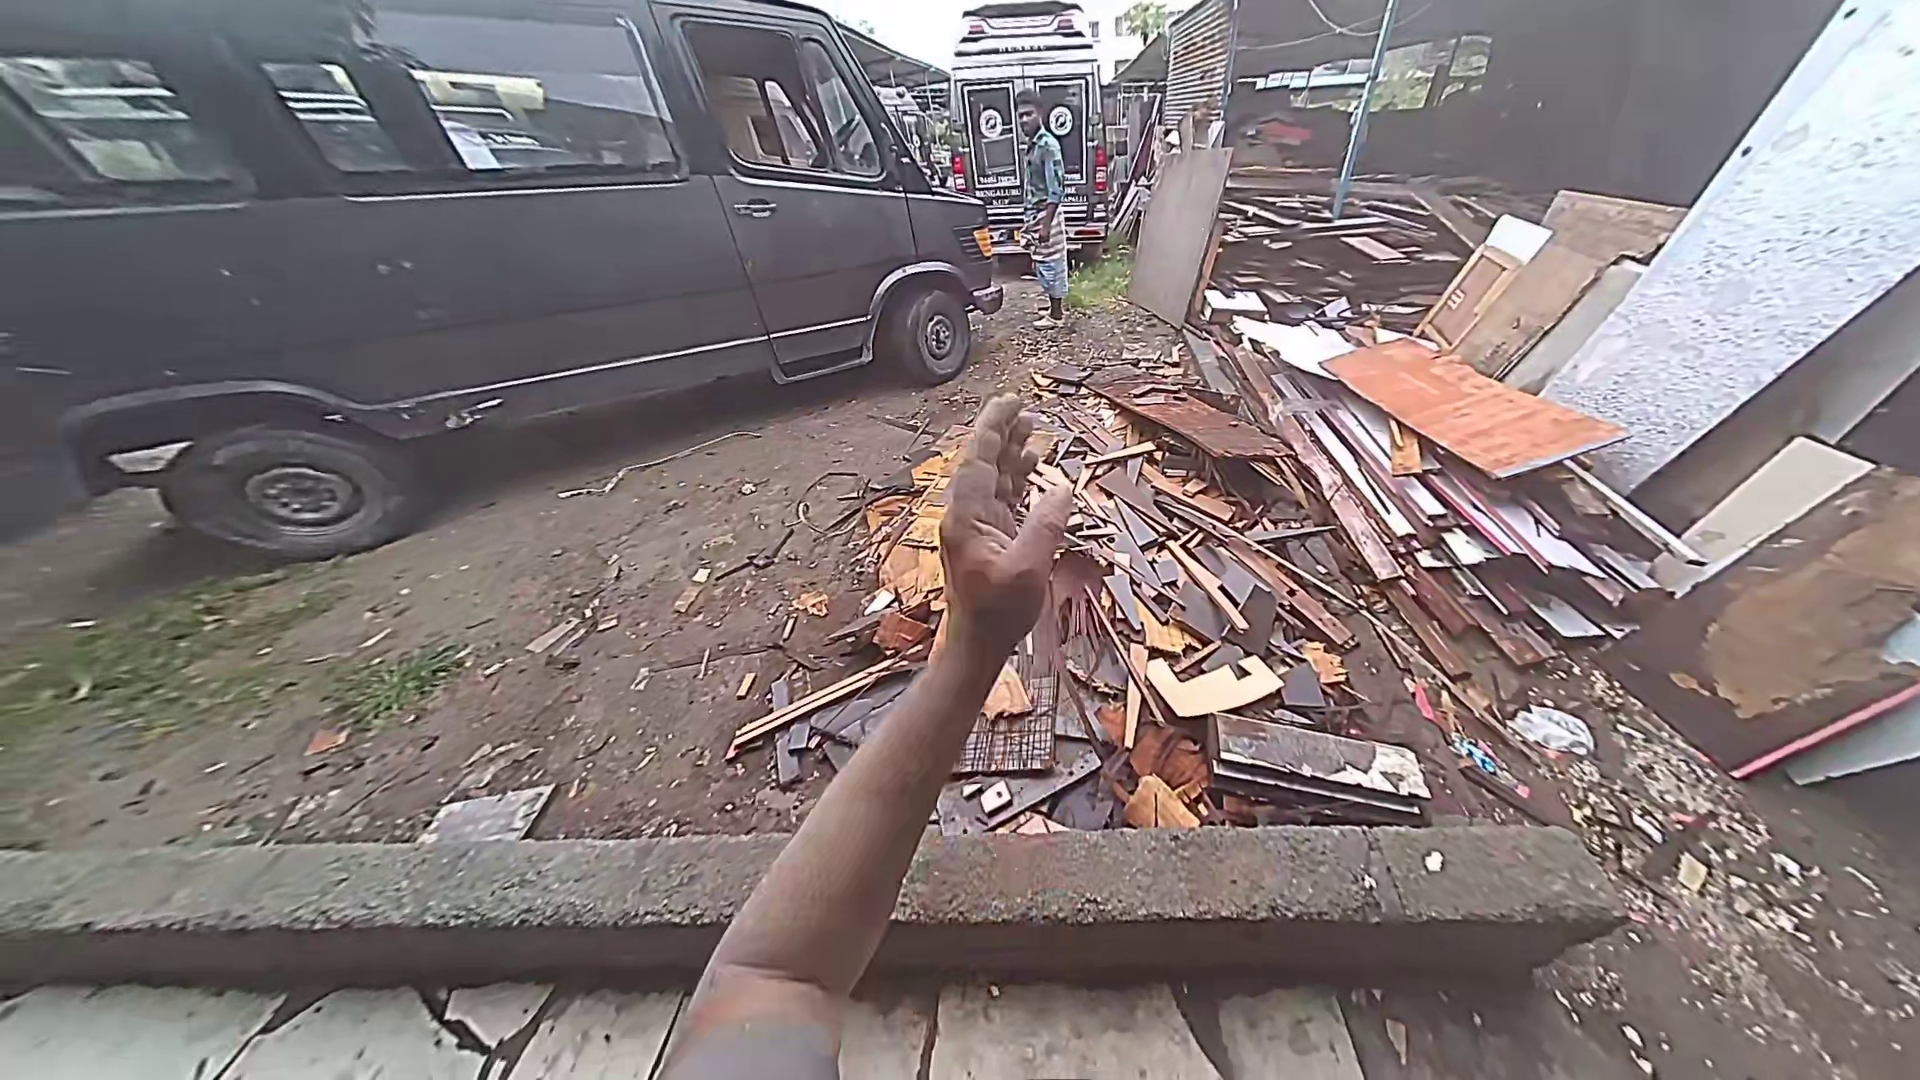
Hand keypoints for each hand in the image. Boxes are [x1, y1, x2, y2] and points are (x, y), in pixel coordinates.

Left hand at [939, 396, 1070, 660]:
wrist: (977, 643)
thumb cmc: (996, 613)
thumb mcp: (1028, 568)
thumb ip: (1046, 524)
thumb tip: (1064, 488)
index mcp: (967, 517)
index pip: (978, 459)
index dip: (994, 427)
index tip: (1011, 402)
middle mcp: (967, 516)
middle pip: (985, 463)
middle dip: (1004, 434)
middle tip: (1026, 411)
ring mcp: (977, 526)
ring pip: (995, 479)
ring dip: (1013, 455)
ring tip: (1033, 431)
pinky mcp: (989, 538)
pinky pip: (1004, 498)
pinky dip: (1019, 481)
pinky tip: (1034, 469)